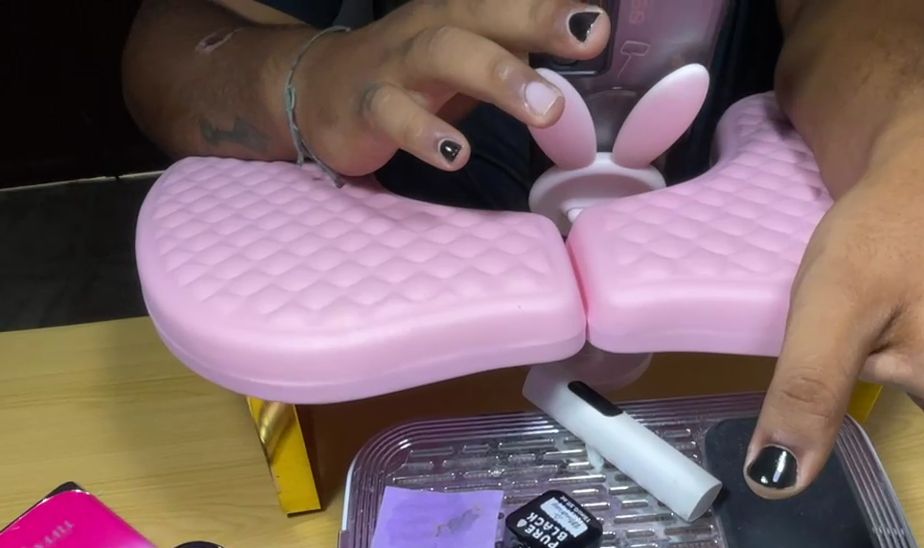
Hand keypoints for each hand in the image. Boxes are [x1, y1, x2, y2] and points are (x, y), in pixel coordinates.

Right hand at [292, 0, 608, 174]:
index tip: (603, 20)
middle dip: (538, 20)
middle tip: (590, 37)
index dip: (554, 6)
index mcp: (460, 16)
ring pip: (444, 53)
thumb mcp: (467, 62)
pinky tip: (458, 155)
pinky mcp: (367, 107)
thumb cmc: (411, 79)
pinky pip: (394, 114)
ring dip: (497, 76)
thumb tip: (583, 53)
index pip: (510, 1)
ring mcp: (396, 66)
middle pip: (483, 12)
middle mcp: (431, 29)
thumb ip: (516, 56)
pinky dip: (426, 134)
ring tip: (545, 110)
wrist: (321, 91)